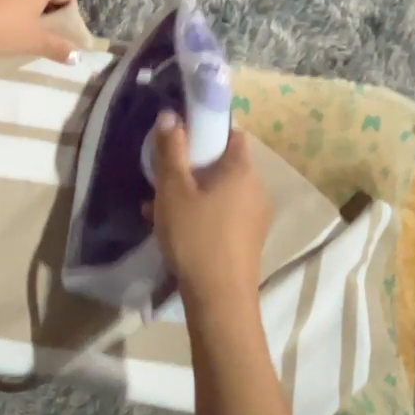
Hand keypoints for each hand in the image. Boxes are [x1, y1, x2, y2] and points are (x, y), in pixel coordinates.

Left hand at [0, 0, 79, 62]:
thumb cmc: (2, 28)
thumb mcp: (33, 41)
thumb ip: (58, 47)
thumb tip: (77, 57)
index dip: (68, 13)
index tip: (58, 31)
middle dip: (49, 6)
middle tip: (41, 29)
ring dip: (30, 0)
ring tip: (20, 23)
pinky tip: (1, 15)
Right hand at [148, 115, 270, 307]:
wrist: (219, 300)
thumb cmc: (195, 236)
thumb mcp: (173, 189)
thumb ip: (171, 149)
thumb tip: (171, 115)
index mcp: (242, 170)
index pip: (232, 133)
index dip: (207, 128)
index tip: (180, 134)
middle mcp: (256, 189)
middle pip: (224, 162)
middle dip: (192, 163)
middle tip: (163, 172)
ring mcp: (256, 216)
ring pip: (220, 190)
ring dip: (192, 190)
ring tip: (158, 203)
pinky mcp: (248, 239)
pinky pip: (223, 212)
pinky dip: (201, 211)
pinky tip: (172, 226)